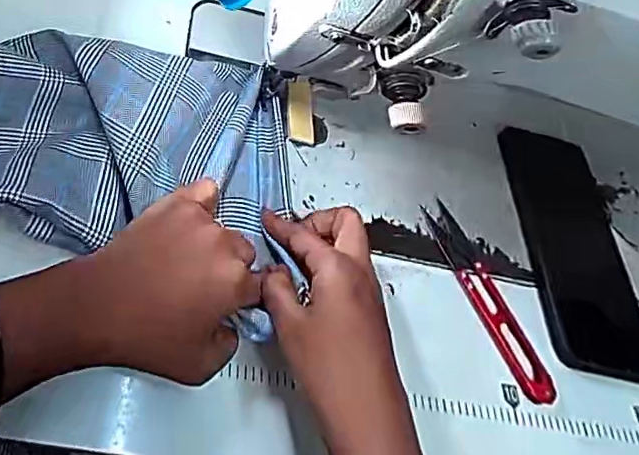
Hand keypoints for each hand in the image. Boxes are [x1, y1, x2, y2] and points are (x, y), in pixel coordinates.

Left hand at [60, 179, 262, 383]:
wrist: (104, 302)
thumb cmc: (150, 335)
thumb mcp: (201, 365)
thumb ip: (229, 344)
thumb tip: (231, 325)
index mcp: (235, 282)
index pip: (259, 286)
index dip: (245, 298)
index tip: (229, 303)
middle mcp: (223, 245)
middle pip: (243, 253)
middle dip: (231, 268)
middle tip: (203, 282)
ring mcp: (199, 219)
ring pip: (222, 229)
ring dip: (214, 242)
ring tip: (187, 256)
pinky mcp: (175, 203)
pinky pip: (204, 190)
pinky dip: (204, 201)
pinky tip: (193, 217)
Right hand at [263, 207, 418, 454]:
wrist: (368, 419)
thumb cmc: (335, 377)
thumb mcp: (288, 324)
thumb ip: (275, 287)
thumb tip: (273, 273)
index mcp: (340, 269)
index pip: (304, 232)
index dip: (280, 224)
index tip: (269, 219)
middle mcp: (361, 275)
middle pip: (344, 221)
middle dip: (315, 220)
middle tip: (291, 233)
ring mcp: (369, 293)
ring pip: (350, 245)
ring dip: (324, 243)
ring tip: (294, 260)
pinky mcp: (370, 312)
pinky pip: (351, 270)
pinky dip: (329, 266)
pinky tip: (307, 287)